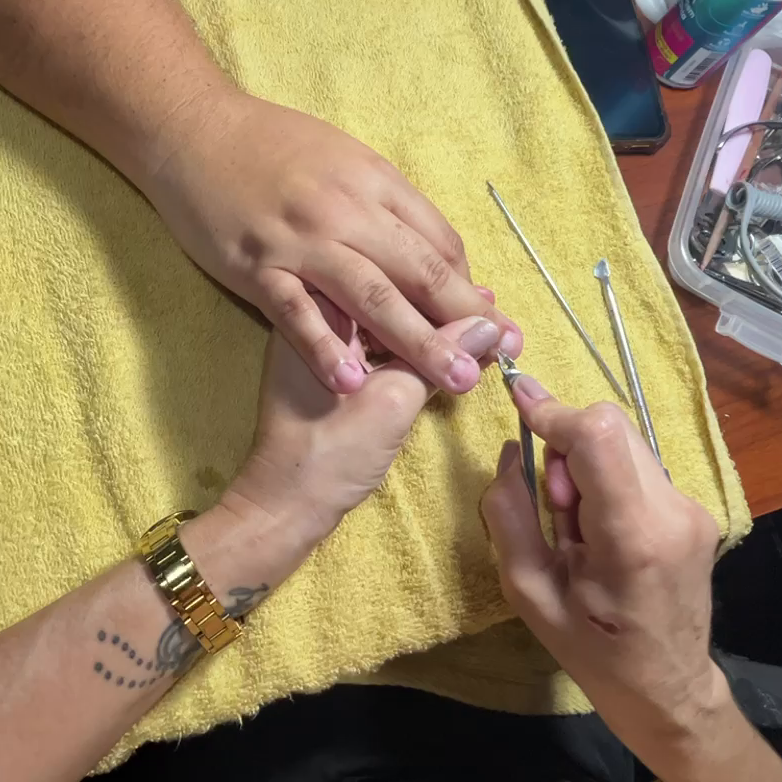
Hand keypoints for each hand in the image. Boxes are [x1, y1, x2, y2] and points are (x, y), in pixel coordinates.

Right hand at [147, 89, 520, 395]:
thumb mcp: (341, 156)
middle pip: (419, 270)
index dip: (465, 285)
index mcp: (374, 180)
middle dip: (463, 319)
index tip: (482, 319)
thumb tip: (428, 249)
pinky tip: (351, 381)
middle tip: (498, 359)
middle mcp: (347, 210)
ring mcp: (302, 239)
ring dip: (417, 342)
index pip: (437, 240)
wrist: (193, 129)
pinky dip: (326, 348)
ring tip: (451, 381)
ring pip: (372, 296)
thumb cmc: (269, 143)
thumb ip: (383, 202)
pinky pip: (298, 313)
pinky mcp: (258, 265)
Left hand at [232, 296, 502, 538]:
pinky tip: (454, 349)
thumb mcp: (392, 400)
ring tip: (486, 327)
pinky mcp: (334, 365)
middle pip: (388, 293)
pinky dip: (415, 346)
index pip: (385, 276)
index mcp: (316, 308)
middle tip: (496, 314)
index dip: (440, 287)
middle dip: (442, 306)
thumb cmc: (330, 453)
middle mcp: (316, 314)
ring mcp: (324, 340)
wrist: (285, 505)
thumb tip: (491, 325)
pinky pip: (381, 342)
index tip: (490, 302)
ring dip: (433, 326)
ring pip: (389, 317)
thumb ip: (440, 356)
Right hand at [480, 376, 728, 767]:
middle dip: (565, 444)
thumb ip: (509, 512)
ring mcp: (692, 507)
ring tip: (576, 521)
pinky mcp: (695, 508)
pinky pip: (635, 461)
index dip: (552, 412)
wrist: (666, 687)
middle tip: (555, 504)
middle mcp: (673, 510)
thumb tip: (510, 449)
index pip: (598, 434)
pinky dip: (605, 475)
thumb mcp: (526, 588)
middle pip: (610, 425)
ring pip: (623, 438)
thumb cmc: (590, 647)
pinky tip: (599, 525)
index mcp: (632, 535)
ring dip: (584, 461)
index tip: (518, 402)